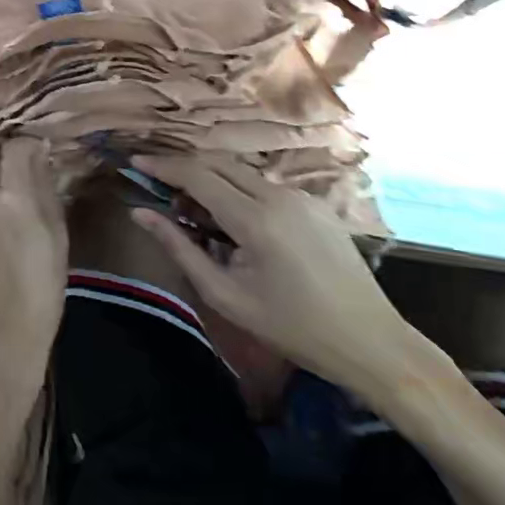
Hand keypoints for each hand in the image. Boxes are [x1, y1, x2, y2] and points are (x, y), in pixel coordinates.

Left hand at [0, 136, 67, 375]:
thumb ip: (46, 188)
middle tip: (23, 150)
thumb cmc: (41, 288)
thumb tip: (40, 152)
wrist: (0, 333)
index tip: (43, 146)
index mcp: (11, 200)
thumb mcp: (57, 236)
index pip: (15, 147)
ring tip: (11, 164)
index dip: (30, 141)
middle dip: (1, 140)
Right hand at [130, 156, 428, 401]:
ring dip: (211, 180)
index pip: (197, 175)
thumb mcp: (226, 295)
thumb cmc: (291, 327)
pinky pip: (265, 186)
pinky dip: (238, 191)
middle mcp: (279, 195)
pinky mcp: (316, 204)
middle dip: (183, 167)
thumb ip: (180, 247)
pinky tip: (234, 222)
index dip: (163, 166)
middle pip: (218, 163)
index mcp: (255, 219)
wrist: (370, 341)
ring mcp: (301, 197)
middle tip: (158, 184)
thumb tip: (141, 214)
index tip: (135, 163)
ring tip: (194, 211)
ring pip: (242, 173)